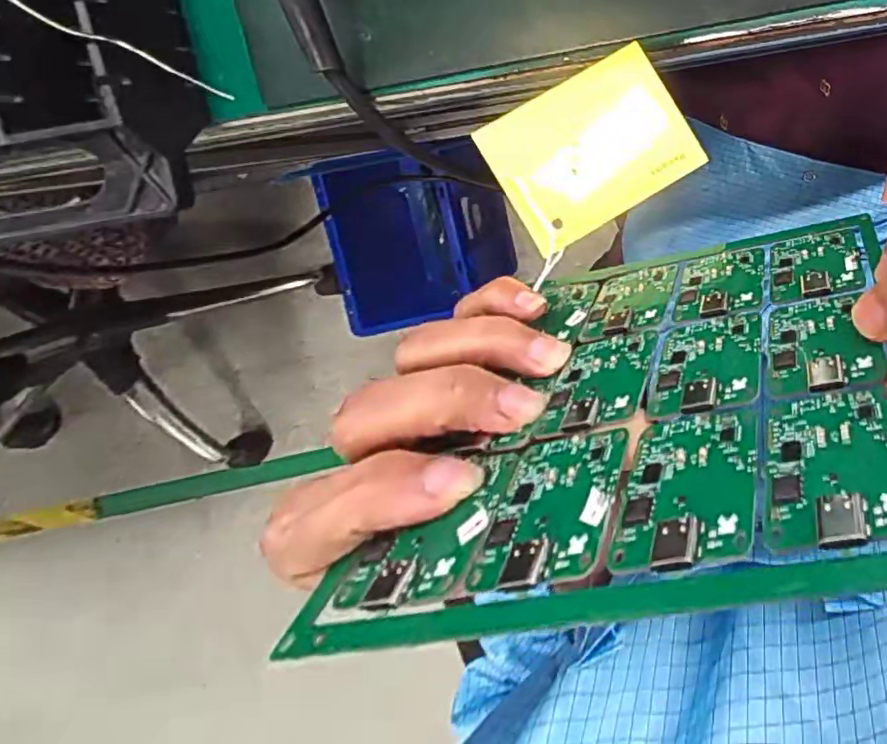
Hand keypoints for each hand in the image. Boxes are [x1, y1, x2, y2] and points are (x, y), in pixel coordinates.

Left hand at [259, 277, 568, 587]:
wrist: (533, 528)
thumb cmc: (507, 558)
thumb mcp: (510, 578)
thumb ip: (516, 555)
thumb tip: (571, 531)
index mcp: (346, 544)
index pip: (315, 521)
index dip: (383, 494)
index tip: (462, 483)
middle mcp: (368, 465)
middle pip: (369, 414)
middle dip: (451, 401)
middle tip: (522, 408)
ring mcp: (408, 404)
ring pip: (412, 354)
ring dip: (485, 346)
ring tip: (548, 359)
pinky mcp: (448, 362)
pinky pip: (454, 319)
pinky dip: (492, 308)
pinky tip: (534, 312)